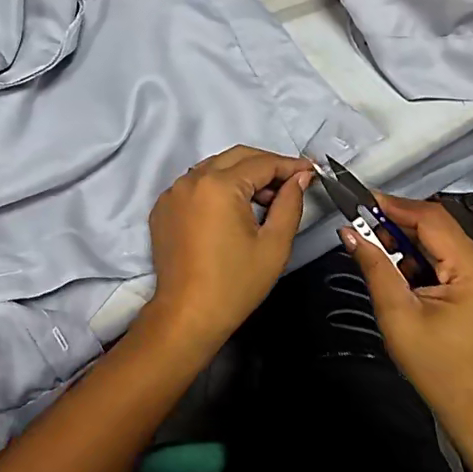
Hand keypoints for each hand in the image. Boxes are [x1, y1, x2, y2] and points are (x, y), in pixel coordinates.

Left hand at [144, 145, 312, 350]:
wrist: (187, 314)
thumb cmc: (234, 284)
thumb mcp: (273, 244)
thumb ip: (289, 204)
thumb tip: (300, 179)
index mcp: (218, 185)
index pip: (261, 163)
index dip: (290, 166)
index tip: (310, 172)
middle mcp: (191, 180)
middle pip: (236, 157)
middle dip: (266, 165)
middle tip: (291, 184)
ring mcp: (172, 193)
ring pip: (213, 168)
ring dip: (241, 175)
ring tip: (265, 199)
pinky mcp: (162, 208)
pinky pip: (194, 185)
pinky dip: (216, 188)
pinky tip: (233, 210)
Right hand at [336, 193, 472, 444]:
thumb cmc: (435, 365)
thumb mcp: (397, 314)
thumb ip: (374, 266)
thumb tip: (348, 231)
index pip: (433, 220)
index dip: (395, 206)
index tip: (360, 202)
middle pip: (439, 226)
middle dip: (398, 224)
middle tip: (360, 225)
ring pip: (442, 239)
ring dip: (407, 240)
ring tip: (375, 247)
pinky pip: (449, 255)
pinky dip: (421, 256)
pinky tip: (398, 266)